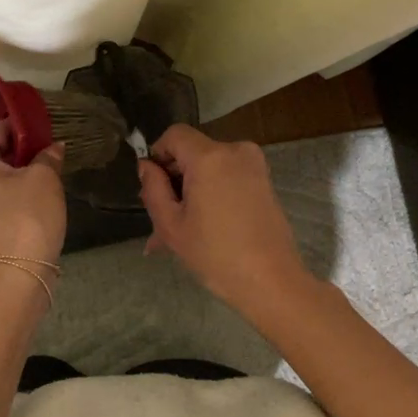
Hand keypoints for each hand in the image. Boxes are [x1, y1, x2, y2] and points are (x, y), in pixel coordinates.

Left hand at [0, 120, 66, 269]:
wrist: (15, 275)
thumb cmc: (27, 216)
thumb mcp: (44, 179)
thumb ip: (47, 156)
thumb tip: (53, 147)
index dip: (22, 128)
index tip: (46, 130)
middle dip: (20, 153)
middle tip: (49, 153)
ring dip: (17, 176)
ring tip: (46, 176)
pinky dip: (10, 197)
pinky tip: (34, 200)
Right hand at [137, 125, 307, 308]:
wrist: (271, 281)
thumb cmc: (215, 254)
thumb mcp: (170, 225)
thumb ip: (152, 189)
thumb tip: (146, 166)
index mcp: (210, 157)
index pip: (175, 135)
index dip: (158, 154)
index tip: (152, 186)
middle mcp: (235, 152)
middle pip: (193, 151)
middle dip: (174, 178)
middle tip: (161, 216)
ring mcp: (254, 166)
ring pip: (210, 168)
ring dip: (192, 191)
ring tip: (179, 231)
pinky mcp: (264, 183)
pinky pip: (228, 179)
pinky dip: (212, 195)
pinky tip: (202, 229)